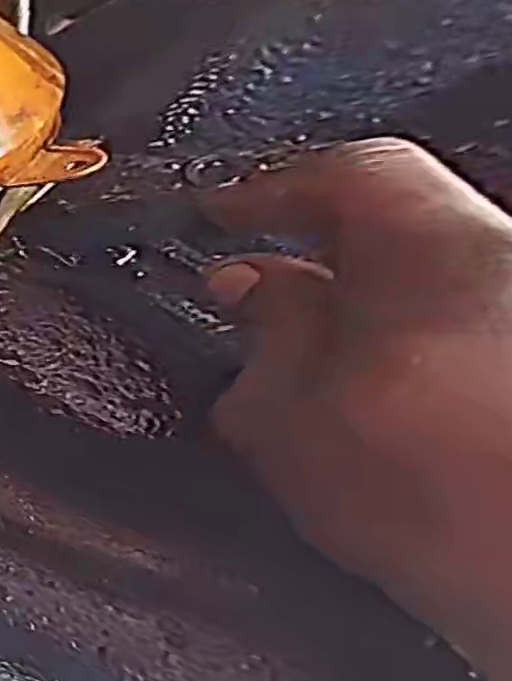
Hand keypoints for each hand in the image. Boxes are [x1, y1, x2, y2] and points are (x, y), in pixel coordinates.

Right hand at [202, 137, 511, 680]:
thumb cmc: (420, 505)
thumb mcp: (288, 420)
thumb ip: (269, 335)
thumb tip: (249, 282)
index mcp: (447, 268)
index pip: (360, 174)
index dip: (272, 188)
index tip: (216, 216)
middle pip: (403, 219)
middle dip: (310, 250)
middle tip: (241, 295)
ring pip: (434, 268)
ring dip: (354, 292)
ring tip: (297, 345)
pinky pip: (465, 308)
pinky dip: (401, 324)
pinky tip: (362, 375)